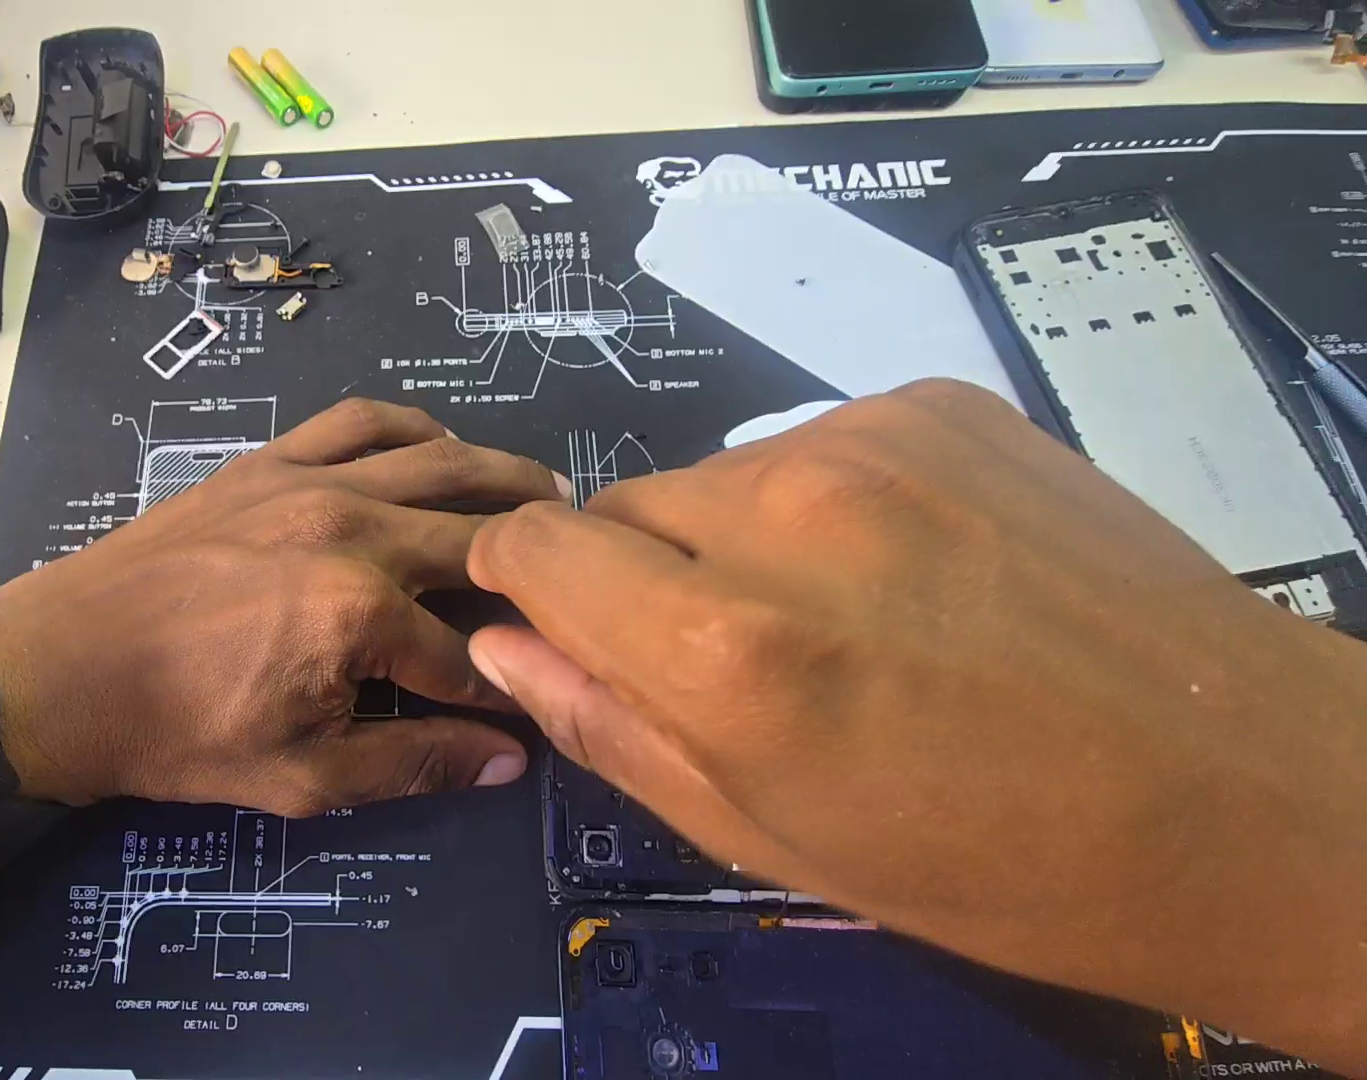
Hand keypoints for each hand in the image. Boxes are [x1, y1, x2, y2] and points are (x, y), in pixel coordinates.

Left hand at [0, 398, 567, 814]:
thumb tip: (509, 758)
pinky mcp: (271, 459)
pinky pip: (361, 421)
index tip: (531, 697)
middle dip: (535, 564)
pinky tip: (439, 445)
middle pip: (476, 538)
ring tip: (543, 495)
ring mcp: (311, 480)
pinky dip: (414, 428)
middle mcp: (352, 528)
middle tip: (575, 575)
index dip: (504, 684)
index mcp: (360, 613)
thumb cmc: (176, 734)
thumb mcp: (299, 778)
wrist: (58, 669)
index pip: (465, 653)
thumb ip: (413, 763)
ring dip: (500, 476)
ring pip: (438, 459)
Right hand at [466, 379, 1366, 1069]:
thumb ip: (601, 724)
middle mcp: (780, 512)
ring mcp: (863, 439)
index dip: (515, 572)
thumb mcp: (755, 830)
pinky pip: (793, 448)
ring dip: (717, 540)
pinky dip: (800, 504)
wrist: (1258, 797)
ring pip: (702, 478)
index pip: (538, 546)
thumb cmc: (979, 857)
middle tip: (718, 649)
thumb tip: (502, 645)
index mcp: (724, 647)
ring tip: (822, 611)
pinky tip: (891, 564)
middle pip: (615, 507)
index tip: (540, 608)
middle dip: (629, 574)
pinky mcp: (929, 401)